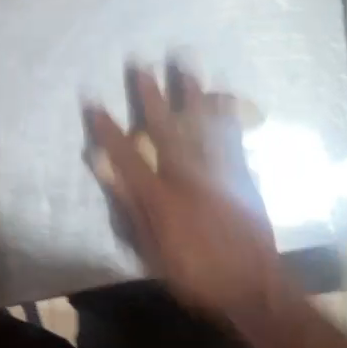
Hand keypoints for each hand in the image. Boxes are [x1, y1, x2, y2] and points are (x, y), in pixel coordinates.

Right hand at [86, 62, 287, 317]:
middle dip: (150, 95)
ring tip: (184, 61)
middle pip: (165, 128)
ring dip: (190, 91)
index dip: (108, 129)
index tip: (93, 101)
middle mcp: (187, 175)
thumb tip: (107, 171)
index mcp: (160, 196)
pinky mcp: (241, 174)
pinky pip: (231, 135)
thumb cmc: (196, 274)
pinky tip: (221, 95)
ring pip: (200, 123)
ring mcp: (217, 171)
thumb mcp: (153, 250)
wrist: (253, 286)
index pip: (126, 155)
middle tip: (140, 63)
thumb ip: (131, 207)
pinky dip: (224, 113)